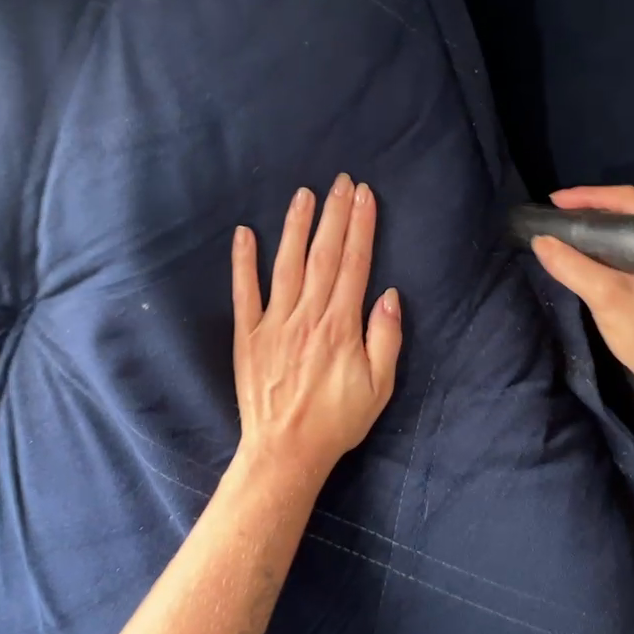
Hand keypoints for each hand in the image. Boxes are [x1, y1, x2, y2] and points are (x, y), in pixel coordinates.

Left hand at [231, 174, 401, 484]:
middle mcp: (307, 316)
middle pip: (323, 256)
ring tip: (304, 194)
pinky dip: (243, 262)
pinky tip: (245, 233)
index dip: (361, 227)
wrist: (286, 452)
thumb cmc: (337, 421)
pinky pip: (244, 292)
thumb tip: (389, 294)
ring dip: (296, 227)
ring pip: (287, 265)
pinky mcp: (247, 335)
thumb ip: (385, 338)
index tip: (365, 196)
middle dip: (334, 215)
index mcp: (340, 326)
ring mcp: (273, 323)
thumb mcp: (379, 387)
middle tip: (341, 181)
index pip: (354, 264)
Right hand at [528, 186, 633, 397]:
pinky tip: (602, 252)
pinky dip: (620, 240)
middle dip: (598, 204)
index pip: (629, 199)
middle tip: (563, 211)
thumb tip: (540, 241)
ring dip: (609, 223)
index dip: (590, 195)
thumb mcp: (606, 300)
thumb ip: (573, 268)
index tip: (554, 202)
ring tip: (577, 228)